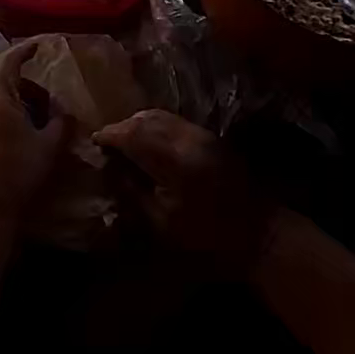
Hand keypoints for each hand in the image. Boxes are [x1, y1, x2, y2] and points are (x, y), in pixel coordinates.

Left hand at [0, 38, 68, 224]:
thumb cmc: (16, 171)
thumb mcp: (49, 146)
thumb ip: (60, 123)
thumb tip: (64, 113)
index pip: (10, 60)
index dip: (26, 50)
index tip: (39, 45)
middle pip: (0, 80)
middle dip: (25, 86)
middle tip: (46, 104)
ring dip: (11, 102)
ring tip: (32, 122)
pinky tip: (13, 137)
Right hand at [93, 109, 277, 278]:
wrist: (260, 235)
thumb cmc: (207, 237)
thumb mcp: (160, 220)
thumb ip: (131, 189)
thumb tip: (109, 166)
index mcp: (174, 159)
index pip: (132, 133)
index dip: (109, 135)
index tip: (94, 143)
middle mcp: (188, 138)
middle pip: (145, 118)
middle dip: (121, 127)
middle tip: (106, 144)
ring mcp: (202, 135)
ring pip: (159, 116)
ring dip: (137, 125)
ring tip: (124, 143)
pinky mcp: (210, 137)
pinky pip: (173, 122)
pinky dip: (155, 128)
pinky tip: (147, 144)